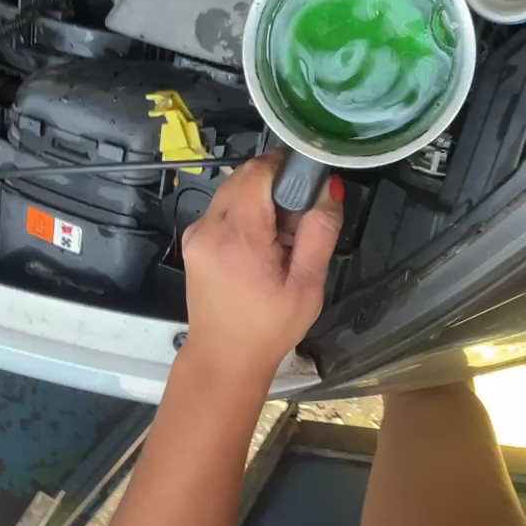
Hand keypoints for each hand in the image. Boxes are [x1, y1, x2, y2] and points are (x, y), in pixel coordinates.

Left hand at [180, 150, 343, 380]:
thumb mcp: (308, 285)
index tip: (311, 180)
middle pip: (245, 176)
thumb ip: (320, 231)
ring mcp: (196, 232)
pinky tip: (265, 242)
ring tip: (286, 234)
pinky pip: (225, 207)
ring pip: (235, 189)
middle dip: (278, 184)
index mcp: (237, 237)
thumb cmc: (269, 327)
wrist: (224, 359)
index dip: (287, 166)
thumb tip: (330, 188)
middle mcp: (209, 227)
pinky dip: (248, 212)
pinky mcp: (194, 239)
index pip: (258, 172)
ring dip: (264, 198)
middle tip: (302, 216)